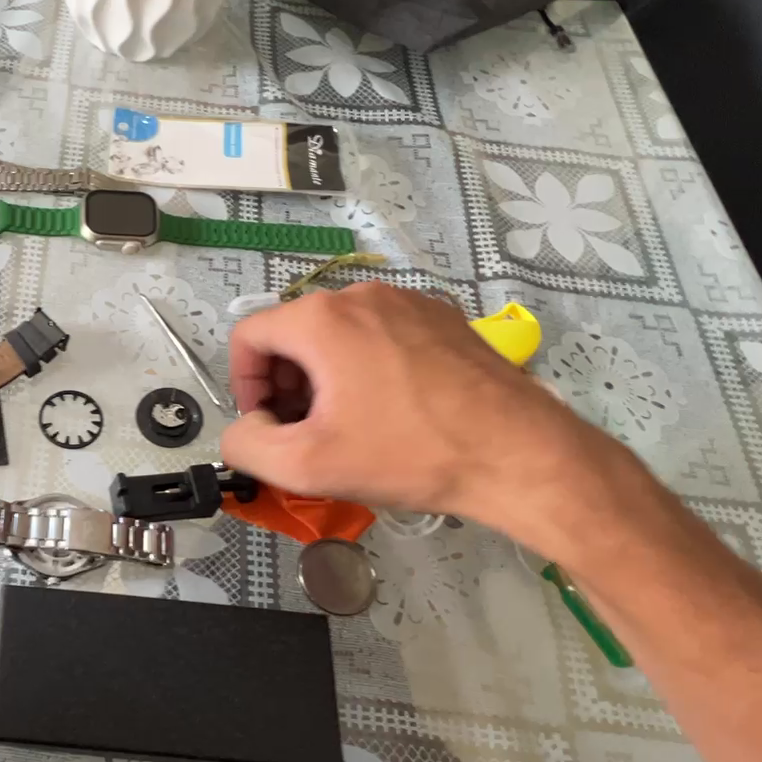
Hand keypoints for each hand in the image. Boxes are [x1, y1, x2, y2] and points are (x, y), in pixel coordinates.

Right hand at [219, 284, 618, 527]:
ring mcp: (409, 302)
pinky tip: (390, 410)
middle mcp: (361, 296)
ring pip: (335, 334)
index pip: (248, 336)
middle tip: (304, 432)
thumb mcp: (303, 465)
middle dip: (284, 384)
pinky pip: (379, 334)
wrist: (519, 457)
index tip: (267, 425)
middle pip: (292, 334)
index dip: (243, 384)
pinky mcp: (443, 318)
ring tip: (347, 425)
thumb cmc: (406, 455)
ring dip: (322, 377)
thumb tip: (244, 428)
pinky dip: (364, 367)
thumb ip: (243, 445)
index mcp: (321, 319)